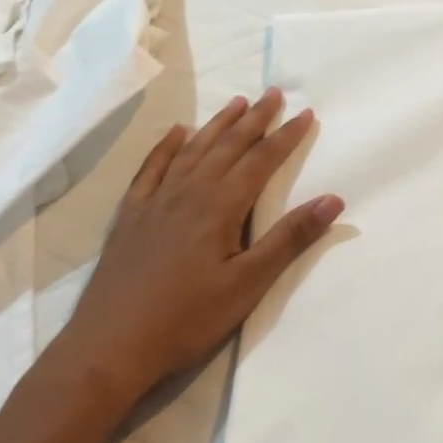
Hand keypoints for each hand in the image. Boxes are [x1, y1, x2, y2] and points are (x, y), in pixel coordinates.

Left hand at [52, 89, 343, 404]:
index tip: (306, 113)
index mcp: (221, 206)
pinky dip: (166, 147)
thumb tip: (333, 199)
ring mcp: (156, 202)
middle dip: (255, 119)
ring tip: (237, 102)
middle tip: (274, 93)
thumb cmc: (186, 319)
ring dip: (217, 124)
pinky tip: (176, 133)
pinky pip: (151, 169)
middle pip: (228, 146)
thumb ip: (290, 239)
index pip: (261, 161)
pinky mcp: (131, 217)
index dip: (286, 136)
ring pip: (193, 150)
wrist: (108, 349)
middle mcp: (189, 192)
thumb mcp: (248, 285)